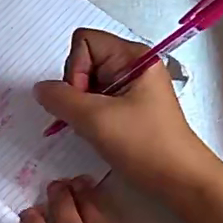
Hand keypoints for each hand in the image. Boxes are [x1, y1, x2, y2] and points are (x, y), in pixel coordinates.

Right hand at [34, 29, 222, 196]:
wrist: (181, 181)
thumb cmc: (145, 146)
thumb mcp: (96, 119)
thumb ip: (60, 99)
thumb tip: (41, 89)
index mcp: (133, 57)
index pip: (84, 42)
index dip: (75, 69)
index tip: (86, 100)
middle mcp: (133, 66)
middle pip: (84, 62)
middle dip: (76, 90)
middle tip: (90, 117)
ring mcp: (132, 88)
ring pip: (88, 85)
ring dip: (82, 107)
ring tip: (96, 130)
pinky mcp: (130, 109)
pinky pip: (98, 102)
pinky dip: (90, 117)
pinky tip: (99, 135)